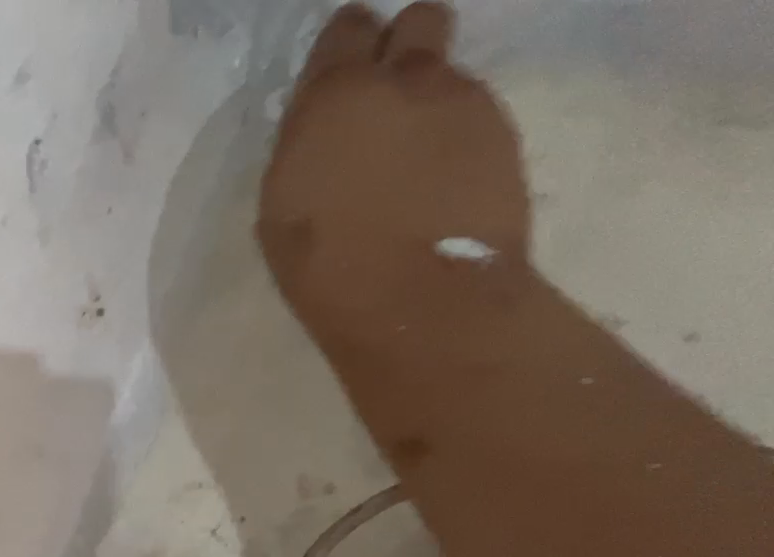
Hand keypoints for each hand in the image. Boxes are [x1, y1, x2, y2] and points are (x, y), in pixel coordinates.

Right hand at [258, 3, 531, 329]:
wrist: (417, 297)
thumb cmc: (323, 260)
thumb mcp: (283, 200)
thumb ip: (307, 145)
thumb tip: (326, 128)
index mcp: (336, 95)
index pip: (346, 30)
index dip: (342, 49)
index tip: (335, 76)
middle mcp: (406, 80)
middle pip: (419, 22)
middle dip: (400, 46)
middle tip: (381, 97)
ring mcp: (464, 103)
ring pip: (447, 74)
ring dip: (426, 101)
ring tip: (407, 157)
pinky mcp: (504, 135)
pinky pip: (473, 116)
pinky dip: (453, 138)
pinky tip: (436, 183)